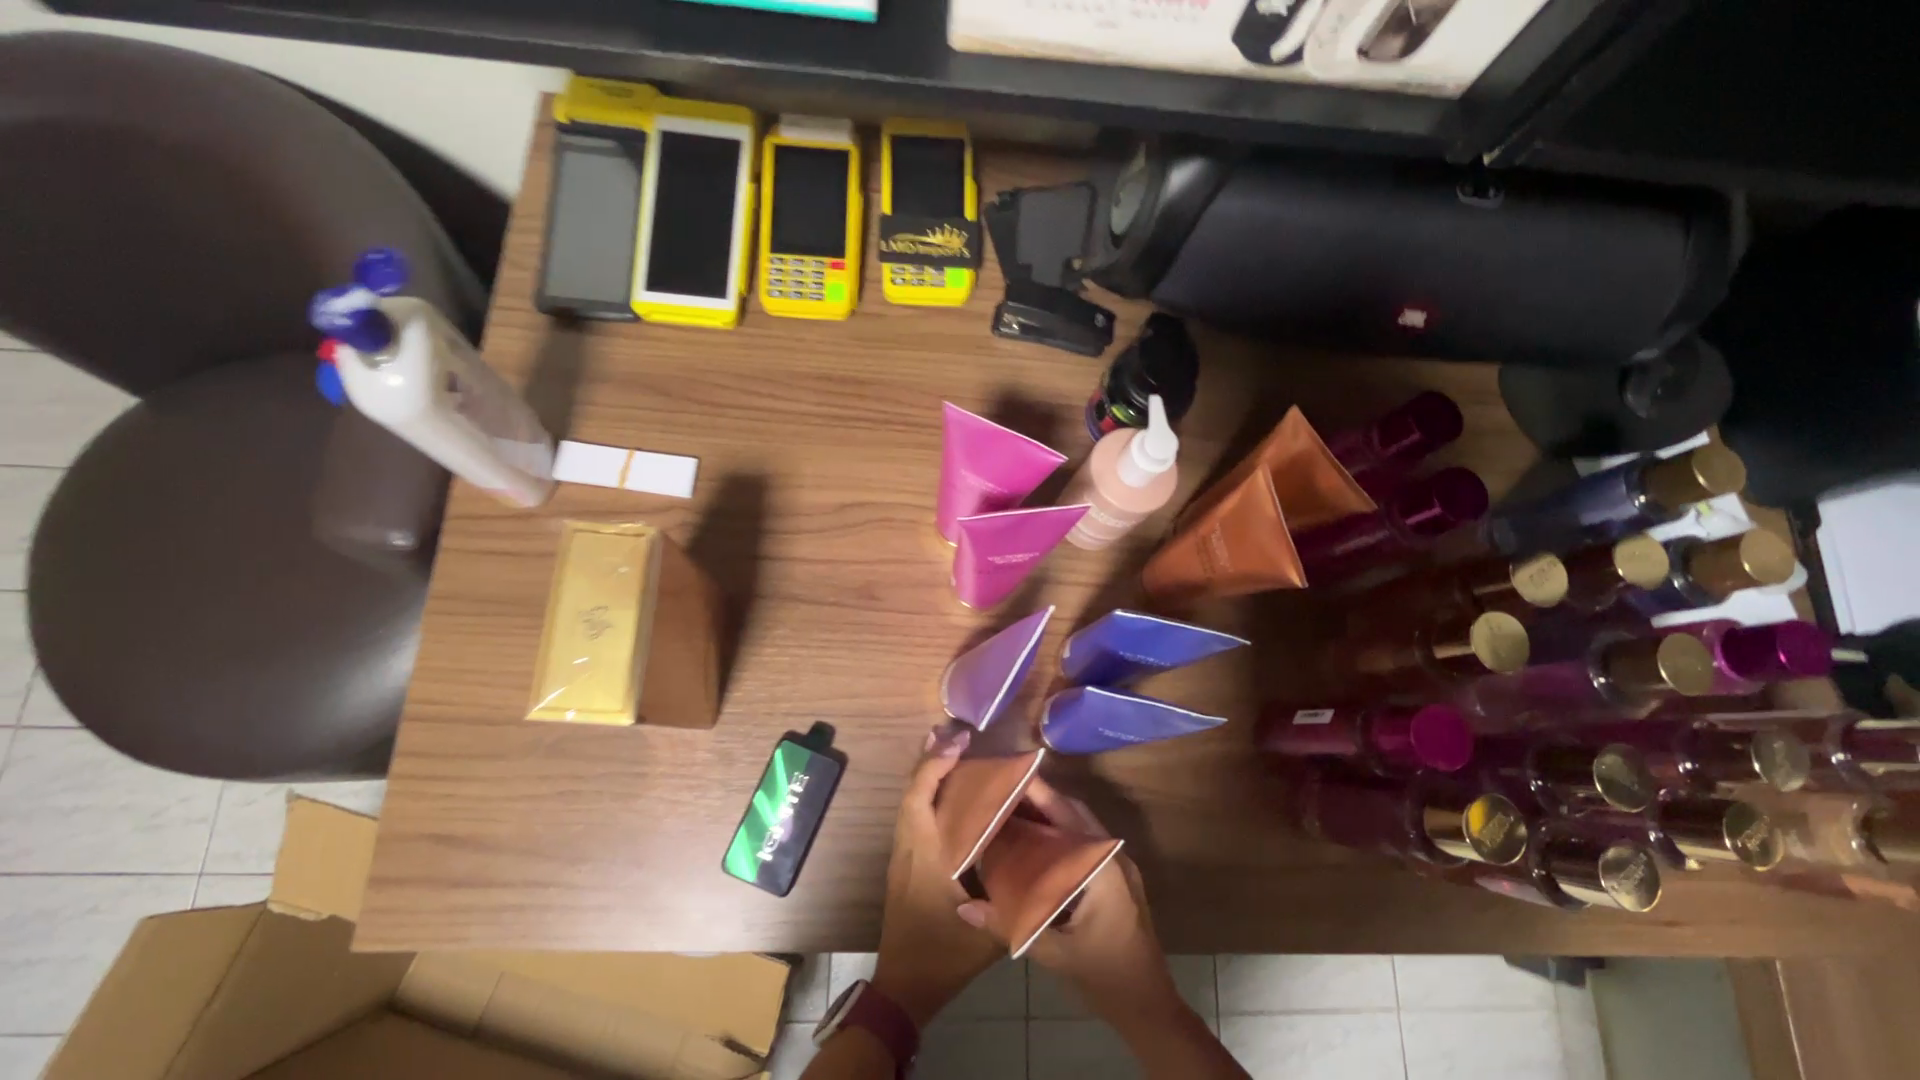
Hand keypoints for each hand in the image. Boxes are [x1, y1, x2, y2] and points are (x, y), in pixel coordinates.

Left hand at [870, 725, 1004, 1027]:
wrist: (903, 987)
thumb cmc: (944, 956)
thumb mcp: (988, 930)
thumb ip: (1015, 897)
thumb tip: (1050, 867)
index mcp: (925, 855)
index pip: (922, 796)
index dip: (937, 763)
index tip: (961, 741)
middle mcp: (909, 847)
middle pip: (912, 790)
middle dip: (932, 758)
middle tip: (959, 736)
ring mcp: (902, 856)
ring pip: (910, 803)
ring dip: (929, 775)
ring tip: (955, 754)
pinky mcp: (904, 866)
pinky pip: (914, 817)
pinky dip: (928, 795)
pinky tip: (950, 795)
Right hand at [956, 779, 1181, 1025]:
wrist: (1148, 1005)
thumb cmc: (1104, 975)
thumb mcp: (1053, 952)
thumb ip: (1009, 925)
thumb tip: (963, 906)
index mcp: (1101, 865)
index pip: (1066, 814)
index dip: (1038, 792)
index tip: (1009, 775)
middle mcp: (1113, 856)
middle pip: (1074, 814)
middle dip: (1039, 798)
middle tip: (1002, 790)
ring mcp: (1118, 867)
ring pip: (1080, 827)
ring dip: (1050, 816)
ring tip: (1011, 810)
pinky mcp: (1116, 880)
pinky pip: (1085, 844)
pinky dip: (1060, 836)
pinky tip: (1034, 844)